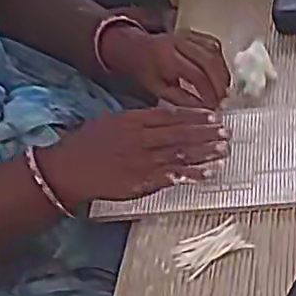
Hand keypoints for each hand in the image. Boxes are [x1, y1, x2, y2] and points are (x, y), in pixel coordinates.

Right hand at [34, 107, 227, 204]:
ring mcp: (144, 160)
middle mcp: (142, 138)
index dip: (194, 115)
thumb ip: (138, 121)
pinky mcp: (144, 180)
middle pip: (181, 133)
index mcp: (133, 120)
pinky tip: (208, 173)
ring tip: (223, 149)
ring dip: (205, 152)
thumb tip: (162, 118)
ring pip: (181, 153)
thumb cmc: (89, 146)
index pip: (170, 115)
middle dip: (206, 132)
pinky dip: (192, 174)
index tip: (212, 115)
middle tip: (226, 131)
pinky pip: (174, 176)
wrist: (70, 168)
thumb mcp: (112, 123)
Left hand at [99, 24, 231, 108]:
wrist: (135, 47)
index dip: (210, 94)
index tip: (215, 109)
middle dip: (220, 84)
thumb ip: (181, 99)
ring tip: (225, 92)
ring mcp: (187, 36)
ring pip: (214, 52)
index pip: (197, 76)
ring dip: (223, 73)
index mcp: (167, 57)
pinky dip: (221, 61)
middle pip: (209, 62)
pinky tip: (221, 77)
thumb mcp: (158, 90)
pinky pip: (213, 45)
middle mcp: (179, 42)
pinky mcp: (192, 34)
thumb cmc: (146, 72)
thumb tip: (204, 110)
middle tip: (224, 102)